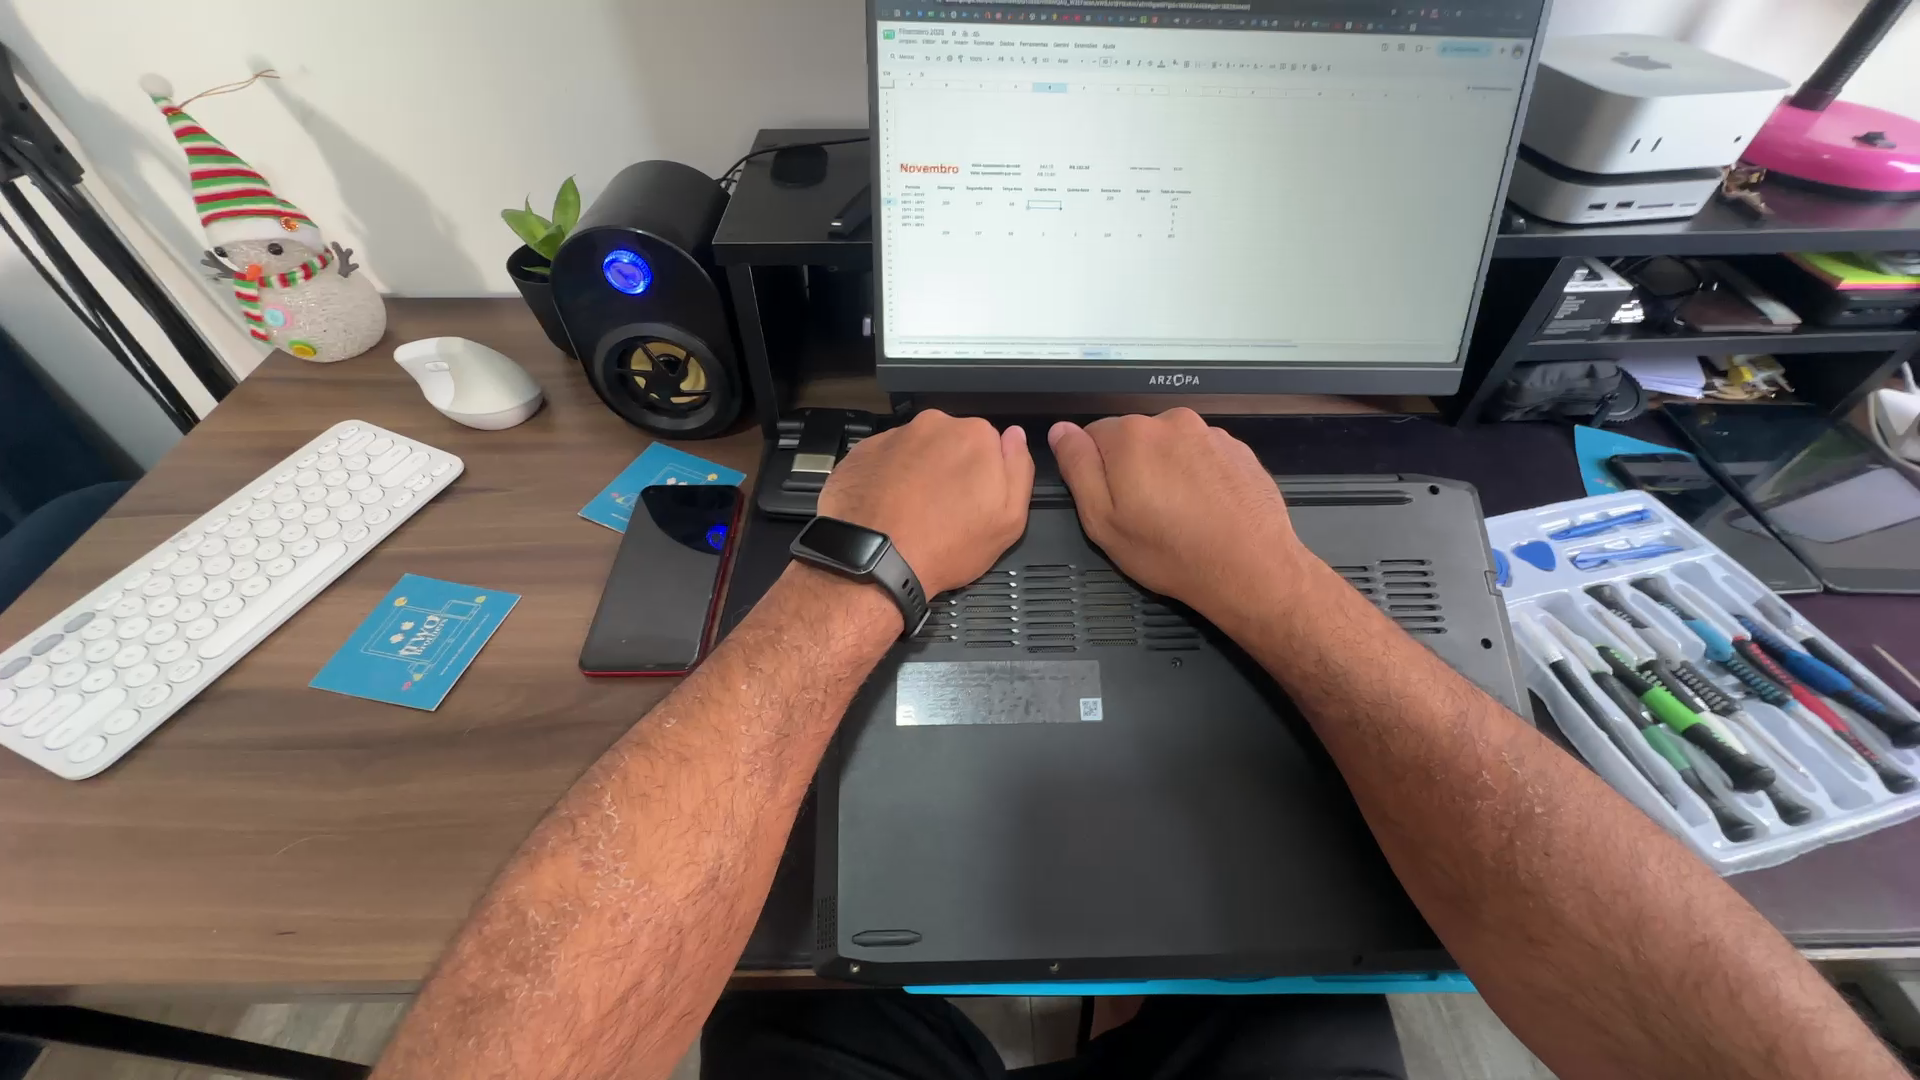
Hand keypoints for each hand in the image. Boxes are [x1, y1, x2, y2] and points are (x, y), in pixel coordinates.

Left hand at [818, 410, 1033, 595]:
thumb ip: (1020, 468)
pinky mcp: (862, 452)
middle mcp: (933, 425)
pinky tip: (890, 508)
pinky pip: (886, 460)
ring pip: (917, 450)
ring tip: (915, 513)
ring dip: (919, 472)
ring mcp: (894, 436)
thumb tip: (1015, 436)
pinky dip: (889, 478)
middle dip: (951, 468)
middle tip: (945, 510)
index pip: (990, 444)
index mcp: (975, 435)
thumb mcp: (1010, 519)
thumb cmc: (946, 546)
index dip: (984, 475)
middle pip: (951, 442)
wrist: (875, 564)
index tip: (975, 500)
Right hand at [1049, 409, 1308, 623]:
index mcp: (1130, 436)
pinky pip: (1201, 456)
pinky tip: (1203, 510)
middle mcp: (1170, 423)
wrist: (1250, 569)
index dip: (1095, 471)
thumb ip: (1077, 468)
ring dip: (1166, 472)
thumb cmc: (1171, 552)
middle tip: (1143, 515)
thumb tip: (1061, 431)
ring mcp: (1209, 433)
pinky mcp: (1237, 449)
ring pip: (1169, 447)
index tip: (1110, 502)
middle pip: (1133, 438)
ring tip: (1177, 516)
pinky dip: (1196, 477)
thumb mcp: (1102, 520)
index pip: (1090, 435)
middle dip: (1131, 469)